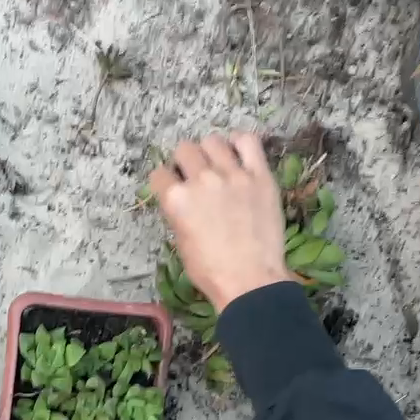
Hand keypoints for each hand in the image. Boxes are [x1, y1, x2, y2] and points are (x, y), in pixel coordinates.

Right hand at [149, 133, 295, 311]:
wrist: (250, 280)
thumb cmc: (210, 271)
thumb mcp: (181, 243)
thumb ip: (179, 213)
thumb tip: (183, 199)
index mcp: (177, 200)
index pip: (159, 174)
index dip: (164, 181)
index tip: (172, 187)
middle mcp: (201, 180)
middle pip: (184, 149)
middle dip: (184, 161)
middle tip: (193, 175)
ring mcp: (233, 174)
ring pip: (213, 140)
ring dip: (209, 150)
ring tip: (216, 163)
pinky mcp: (260, 175)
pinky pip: (248, 141)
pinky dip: (239, 142)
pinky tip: (237, 153)